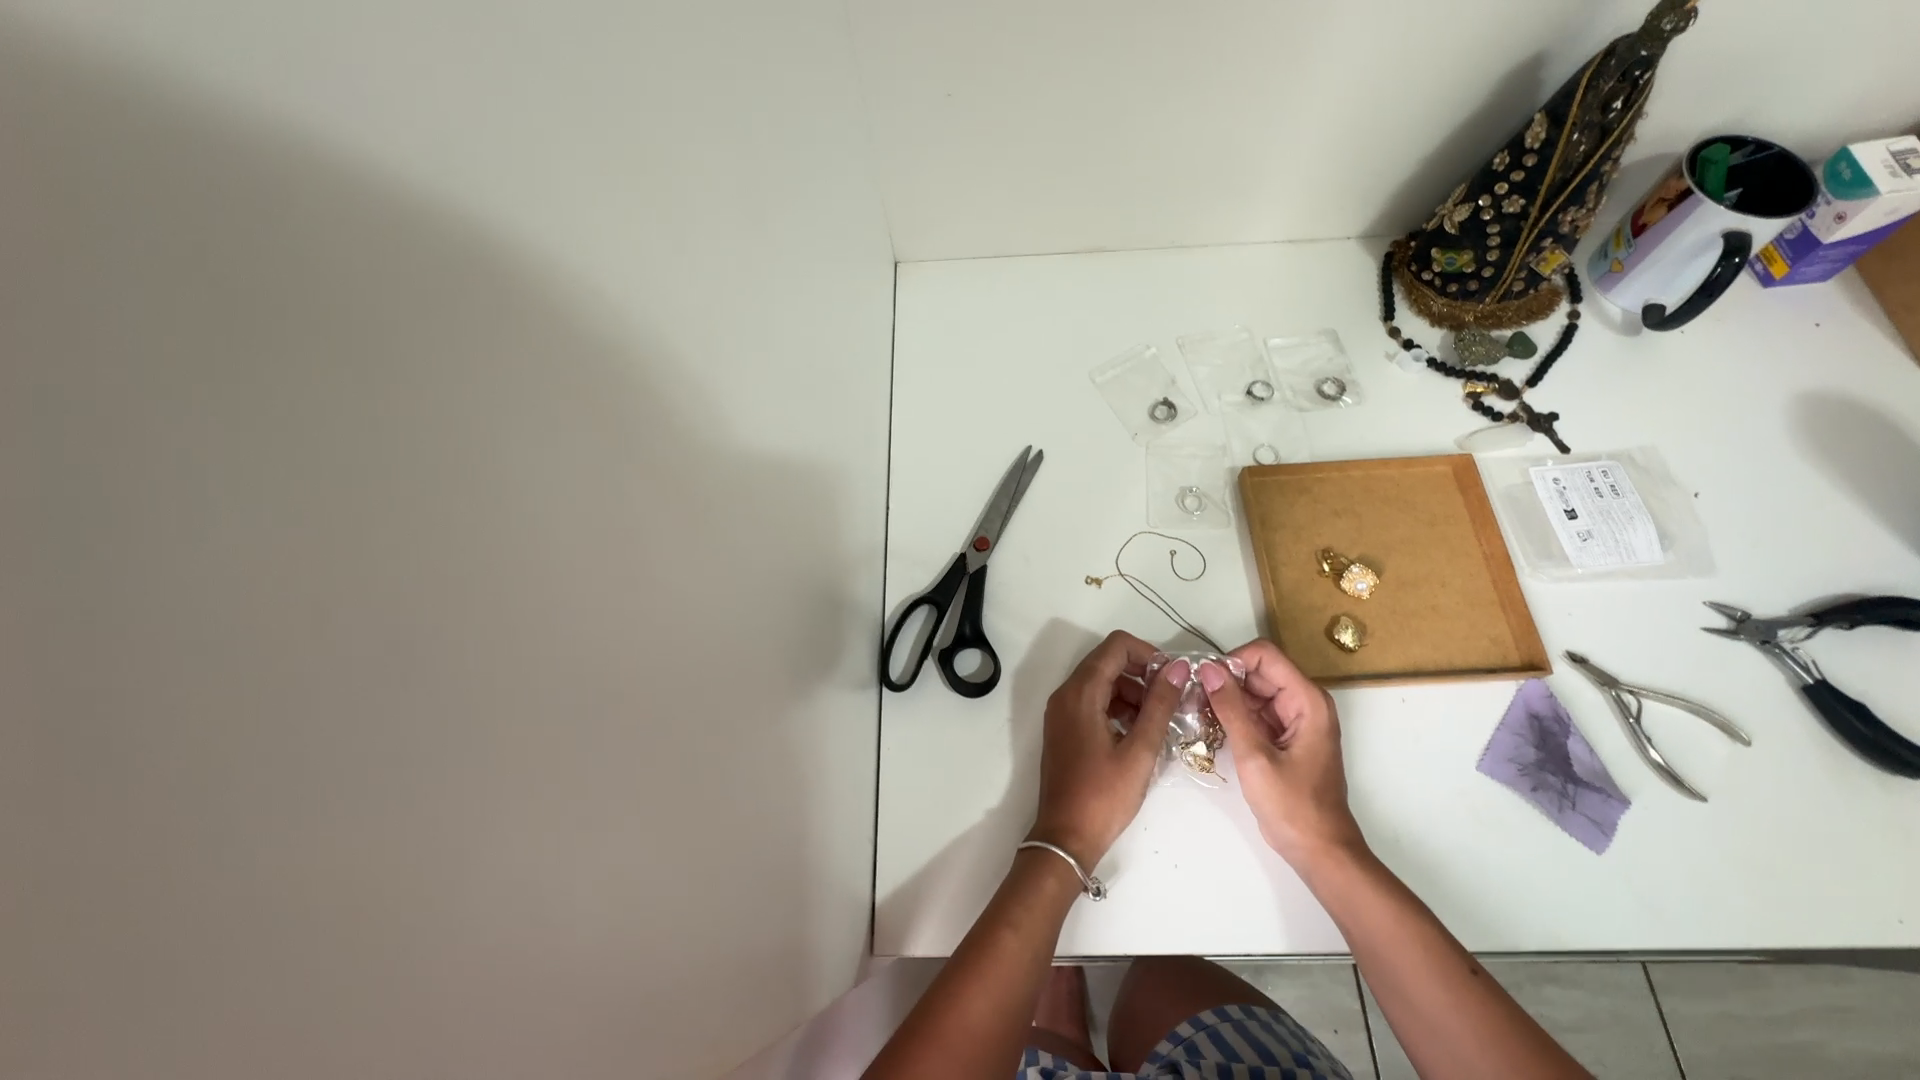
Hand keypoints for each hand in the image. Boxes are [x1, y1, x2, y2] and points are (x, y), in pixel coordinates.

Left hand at [1028, 631, 1179, 866]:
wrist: (1065, 837)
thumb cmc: (1104, 795)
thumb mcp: (1140, 750)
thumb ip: (1160, 704)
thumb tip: (1179, 668)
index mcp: (1080, 693)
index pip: (1116, 646)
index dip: (1148, 653)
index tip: (1172, 677)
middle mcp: (1065, 694)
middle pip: (1107, 661)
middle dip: (1142, 672)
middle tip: (1171, 699)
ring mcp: (1060, 711)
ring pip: (1101, 682)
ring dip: (1131, 691)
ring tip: (1159, 719)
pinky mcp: (1063, 728)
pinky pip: (1092, 701)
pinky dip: (1116, 706)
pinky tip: (1138, 732)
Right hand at [1198, 640, 1366, 867]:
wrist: (1319, 849)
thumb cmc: (1293, 806)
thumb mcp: (1255, 756)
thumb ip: (1231, 710)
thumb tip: (1209, 670)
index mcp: (1307, 701)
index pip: (1265, 656)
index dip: (1232, 662)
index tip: (1205, 683)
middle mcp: (1304, 702)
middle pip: (1257, 672)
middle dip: (1225, 681)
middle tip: (1192, 701)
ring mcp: (1294, 720)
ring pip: (1253, 691)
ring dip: (1225, 698)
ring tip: (1196, 715)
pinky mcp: (1283, 736)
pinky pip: (1255, 712)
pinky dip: (1233, 715)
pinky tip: (1210, 727)